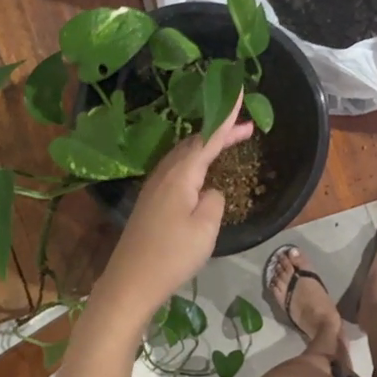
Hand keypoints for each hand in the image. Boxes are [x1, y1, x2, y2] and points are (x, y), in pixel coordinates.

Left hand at [93, 103, 253, 314]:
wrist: (131, 282)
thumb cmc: (172, 255)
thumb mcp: (207, 227)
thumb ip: (214, 200)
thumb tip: (210, 191)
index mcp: (181, 175)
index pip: (208, 137)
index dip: (226, 117)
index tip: (239, 93)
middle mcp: (165, 174)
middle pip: (194, 143)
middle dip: (219, 131)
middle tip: (246, 125)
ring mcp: (154, 188)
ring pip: (184, 156)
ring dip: (207, 146)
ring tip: (229, 141)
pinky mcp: (151, 203)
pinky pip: (177, 170)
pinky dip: (195, 161)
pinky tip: (202, 171)